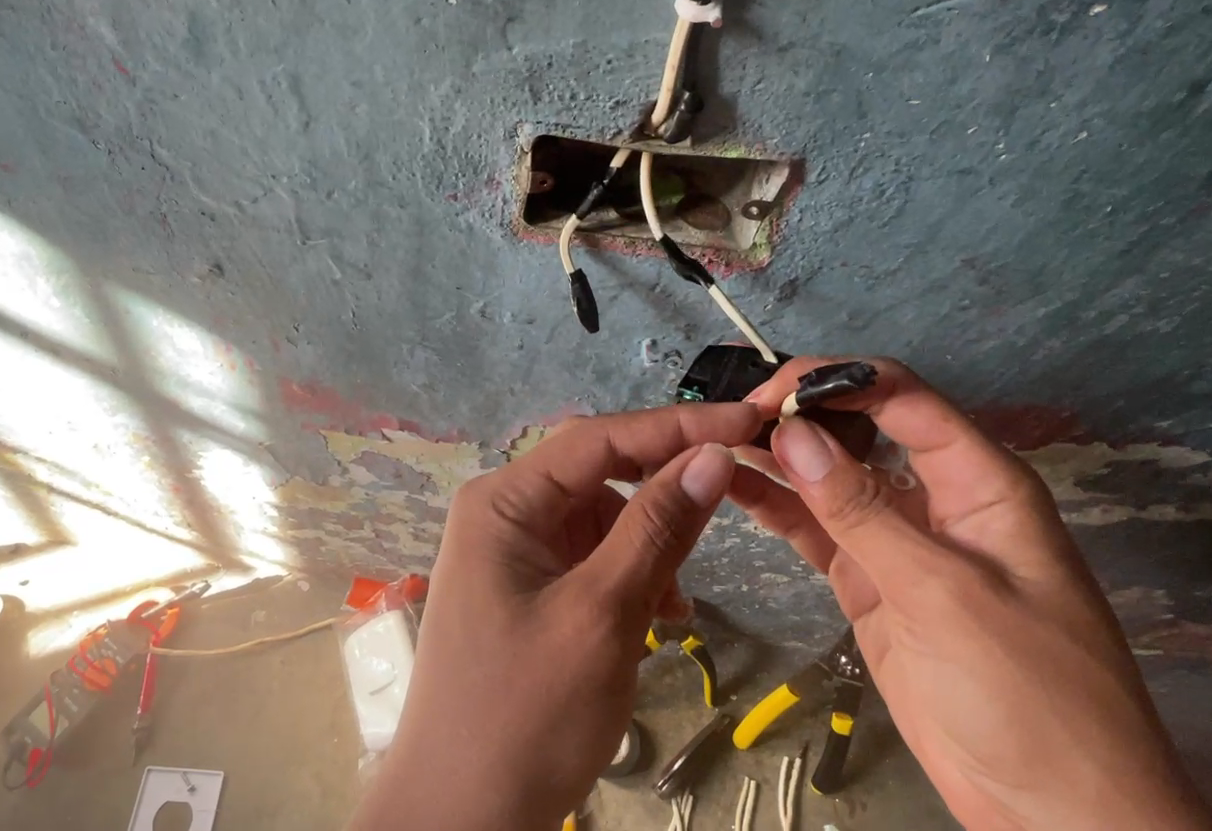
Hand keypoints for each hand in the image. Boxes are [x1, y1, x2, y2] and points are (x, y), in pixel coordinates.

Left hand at [347, 403, 760, 830]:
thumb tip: (711, 455)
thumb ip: (656, 529)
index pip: (599, 437)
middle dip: (664, 485)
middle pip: (598, 473)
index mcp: (503, 500)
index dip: (676, 426)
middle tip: (736, 491)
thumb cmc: (526, 715)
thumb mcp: (602, 615)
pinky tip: (657, 617)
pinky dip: (630, 576)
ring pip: (600, 519)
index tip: (749, 420)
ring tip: (674, 601)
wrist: (461, 818)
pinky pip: (590, 559)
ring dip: (649, 544)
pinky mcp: (527, 589)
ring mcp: (512, 552)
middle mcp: (503, 511)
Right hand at [734, 357, 1211, 830]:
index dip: (835, 380)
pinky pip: (816, 529)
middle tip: (728, 422)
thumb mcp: (943, 594)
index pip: (901, 397)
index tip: (769, 395)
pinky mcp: (869, 581)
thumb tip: (790, 433)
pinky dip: (777, 508)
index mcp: (980, 481)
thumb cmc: (1026, 694)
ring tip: (714, 445)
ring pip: (829, 478)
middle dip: (798, 415)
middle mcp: (936, 496)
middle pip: (859, 429)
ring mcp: (898, 540)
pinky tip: (732, 489)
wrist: (1054, 814)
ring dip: (778, 458)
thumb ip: (861, 510)